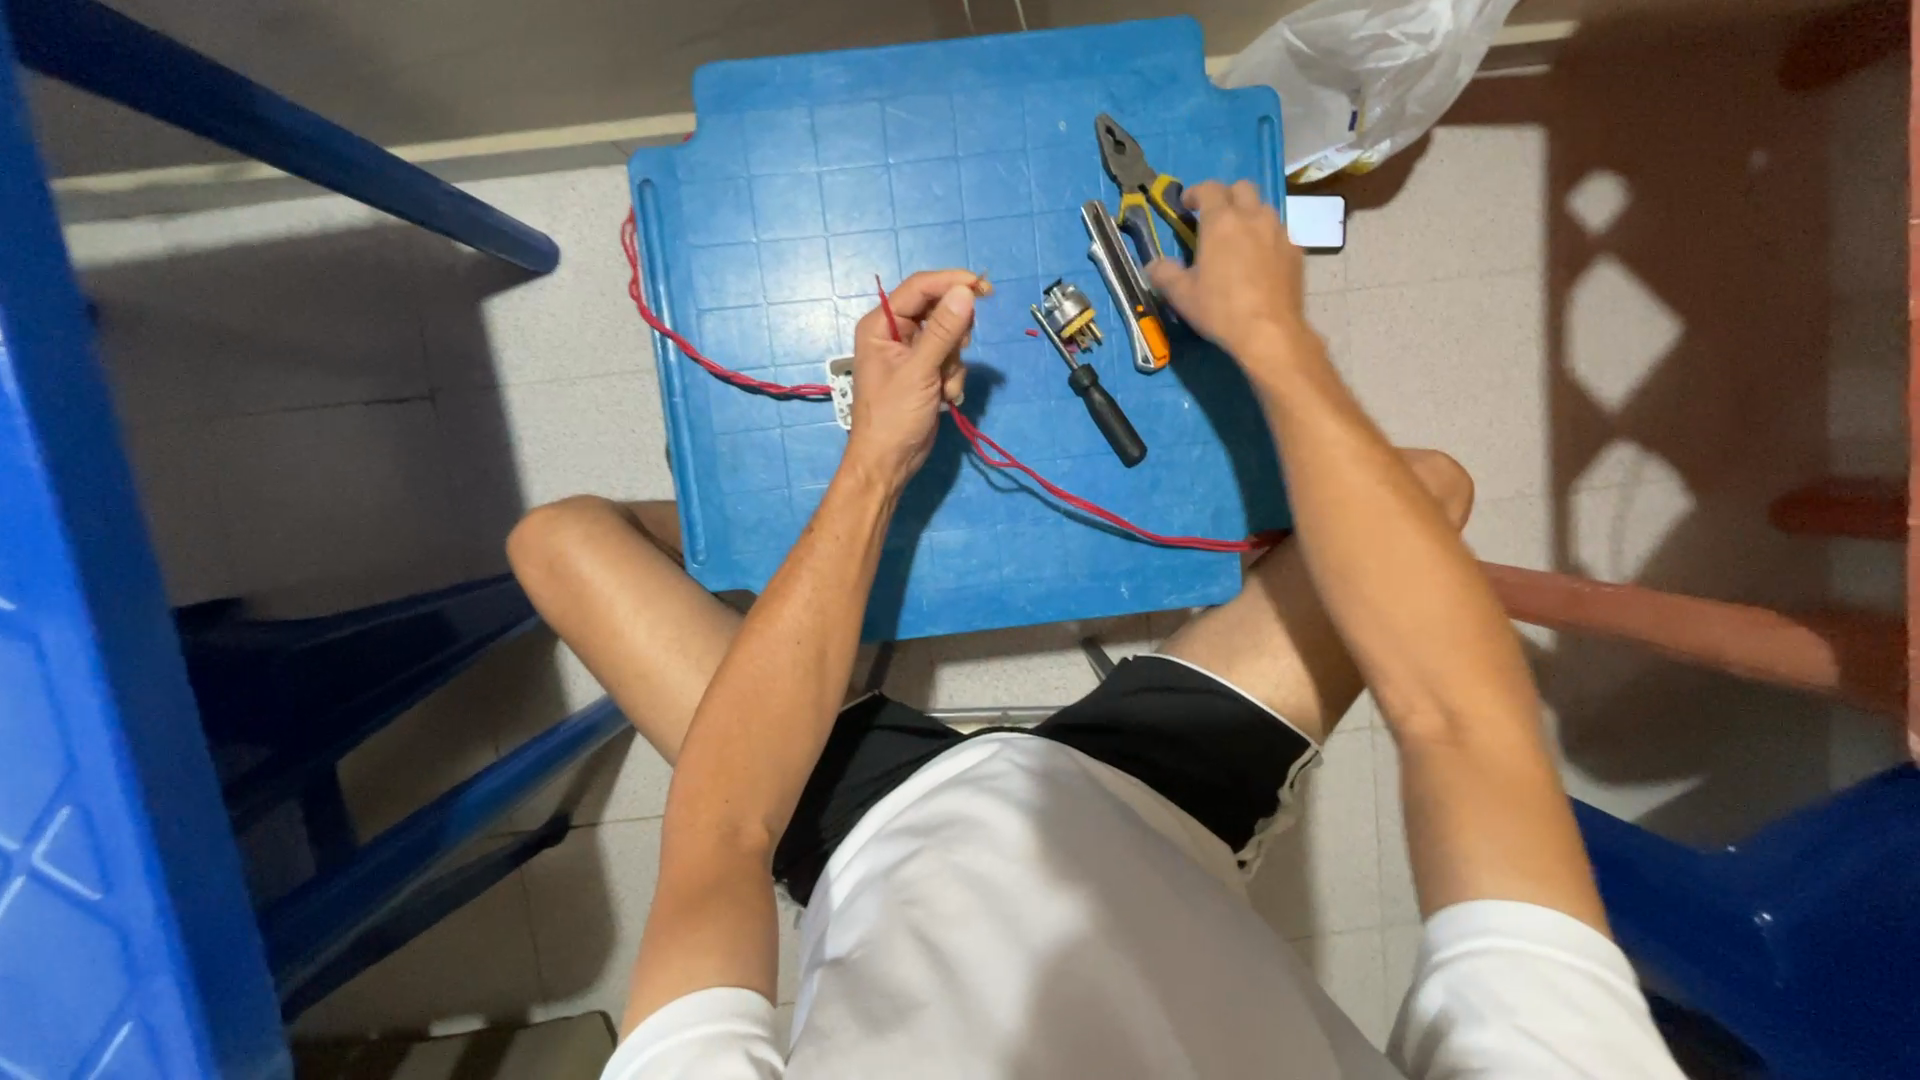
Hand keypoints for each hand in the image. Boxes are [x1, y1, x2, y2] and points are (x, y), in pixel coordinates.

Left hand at [844, 269, 986, 489]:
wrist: (890, 462)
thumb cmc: (893, 417)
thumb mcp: (919, 372)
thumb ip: (943, 331)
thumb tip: (966, 292)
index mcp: (881, 325)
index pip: (920, 288)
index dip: (951, 283)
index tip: (983, 288)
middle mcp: (894, 333)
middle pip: (938, 310)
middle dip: (954, 335)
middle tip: (960, 350)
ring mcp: (912, 354)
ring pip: (950, 338)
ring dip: (954, 364)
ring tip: (942, 387)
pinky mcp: (926, 373)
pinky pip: (951, 361)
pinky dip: (953, 379)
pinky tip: (943, 398)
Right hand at [1147, 180, 1314, 369]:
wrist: (1269, 331)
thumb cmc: (1220, 310)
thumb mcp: (1182, 295)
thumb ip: (1164, 274)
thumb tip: (1154, 265)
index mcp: (1221, 222)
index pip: (1209, 189)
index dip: (1196, 193)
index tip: (1187, 205)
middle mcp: (1253, 217)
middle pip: (1242, 188)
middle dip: (1226, 196)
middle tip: (1215, 218)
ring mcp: (1279, 233)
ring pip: (1264, 209)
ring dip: (1249, 216)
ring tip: (1239, 240)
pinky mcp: (1295, 251)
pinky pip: (1279, 234)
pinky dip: (1266, 239)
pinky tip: (1260, 262)